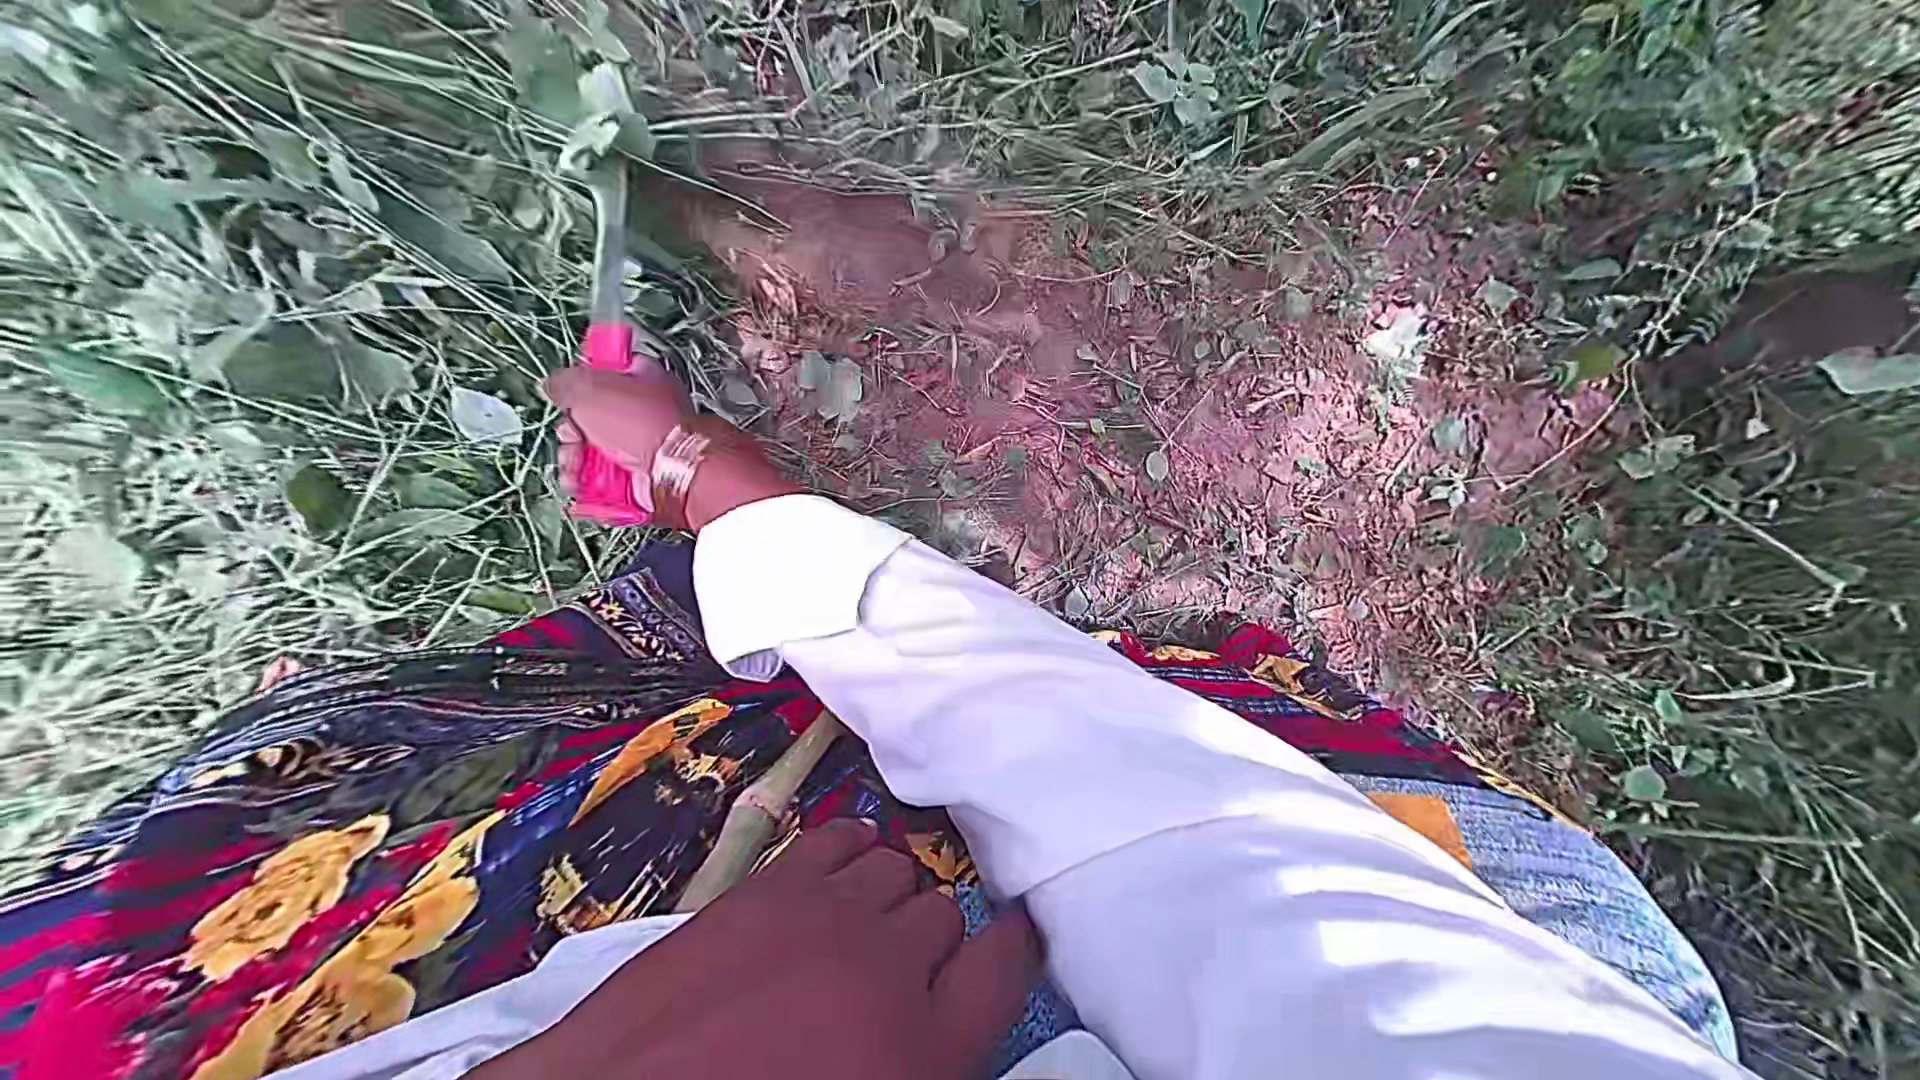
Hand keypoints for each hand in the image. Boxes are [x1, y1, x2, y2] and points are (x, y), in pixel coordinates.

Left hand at [471, 819, 1041, 1079]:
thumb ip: (922, 1056)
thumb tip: (946, 1017)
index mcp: (921, 1048)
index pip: (1004, 966)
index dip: (1014, 947)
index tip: (1010, 941)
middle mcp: (887, 966)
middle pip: (947, 914)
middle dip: (933, 941)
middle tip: (902, 970)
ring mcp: (829, 913)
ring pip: (897, 870)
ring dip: (890, 899)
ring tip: (862, 927)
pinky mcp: (775, 882)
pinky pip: (843, 838)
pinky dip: (851, 854)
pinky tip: (839, 877)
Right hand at [544, 366, 800, 530]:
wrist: (676, 472)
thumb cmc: (648, 426)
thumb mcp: (590, 388)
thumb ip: (565, 382)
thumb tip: (553, 386)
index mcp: (645, 379)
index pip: (606, 373)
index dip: (583, 385)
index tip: (571, 396)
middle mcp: (647, 415)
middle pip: (592, 421)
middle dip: (572, 433)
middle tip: (573, 437)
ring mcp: (646, 450)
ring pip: (595, 456)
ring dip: (577, 464)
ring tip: (578, 467)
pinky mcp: (643, 482)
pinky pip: (607, 485)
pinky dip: (592, 490)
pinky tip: (586, 487)